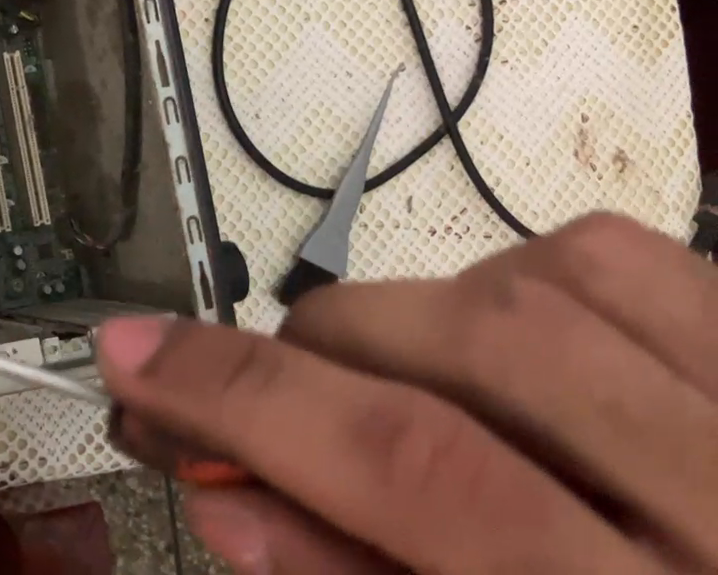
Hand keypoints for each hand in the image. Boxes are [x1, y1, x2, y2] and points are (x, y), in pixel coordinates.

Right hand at [97, 213, 717, 573]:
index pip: (415, 467)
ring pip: (542, 280)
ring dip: (415, 314)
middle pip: (474, 344)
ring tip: (404, 377)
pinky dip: (514, 276)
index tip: (128, 350)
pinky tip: (503, 342)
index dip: (243, 392)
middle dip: (323, 347)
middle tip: (281, 387)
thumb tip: (213, 491)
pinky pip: (621, 258)